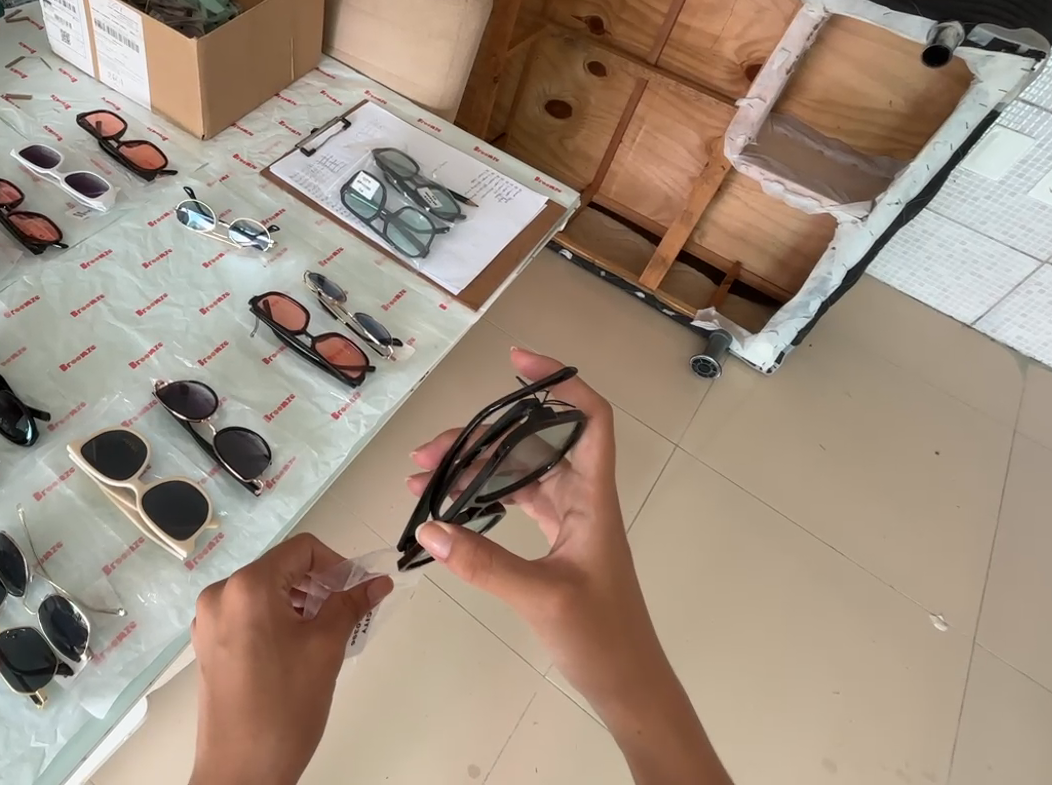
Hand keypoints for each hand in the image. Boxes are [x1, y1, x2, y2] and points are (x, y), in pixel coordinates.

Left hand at [189, 533, 392, 784]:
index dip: (336, 563)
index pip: (301, 549)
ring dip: (299, 601)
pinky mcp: (209, 643)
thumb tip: (378, 581)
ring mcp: (210, 619)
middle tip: (347, 611)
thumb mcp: (326, 648)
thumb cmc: (285, 708)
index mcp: (248, 585)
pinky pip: (248, 613)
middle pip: (282, 567)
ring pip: (265, 591)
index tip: (357, 589)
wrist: (241, 774)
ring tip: (325, 632)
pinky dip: (276, 618)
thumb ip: (351, 604)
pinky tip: (297, 646)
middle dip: (319, 584)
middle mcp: (221, 593)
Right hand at [408, 348, 730, 784]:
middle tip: (428, 451)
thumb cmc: (602, 639)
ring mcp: (568, 519)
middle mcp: (581, 498)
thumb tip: (428, 527)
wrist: (629, 689)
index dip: (560, 382)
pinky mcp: (555, 540)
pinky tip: (448, 505)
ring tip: (422, 475)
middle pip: (532, 444)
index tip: (516, 363)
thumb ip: (484, 563)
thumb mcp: (541, 598)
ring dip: (473, 468)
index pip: (590, 418)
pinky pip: (515, 501)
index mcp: (592, 497)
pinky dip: (481, 496)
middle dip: (480, 438)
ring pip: (518, 472)